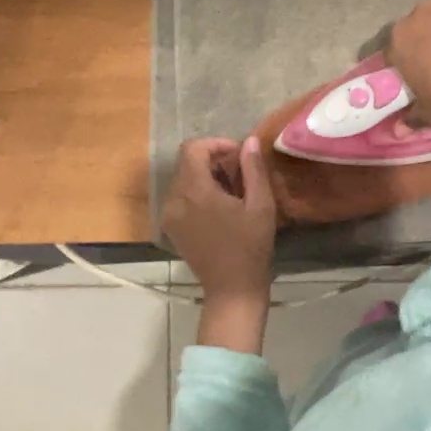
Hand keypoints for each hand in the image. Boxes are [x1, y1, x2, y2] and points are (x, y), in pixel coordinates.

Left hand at [162, 137, 275, 352]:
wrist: (232, 289)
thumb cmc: (251, 247)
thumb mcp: (261, 206)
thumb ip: (254, 169)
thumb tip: (249, 141)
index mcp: (195, 190)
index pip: (193, 149)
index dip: (216, 145)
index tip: (238, 155)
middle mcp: (174, 199)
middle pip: (187, 164)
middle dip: (212, 161)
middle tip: (239, 175)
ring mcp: (169, 215)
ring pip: (183, 181)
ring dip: (205, 178)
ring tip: (231, 193)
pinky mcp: (171, 228)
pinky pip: (180, 199)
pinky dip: (197, 195)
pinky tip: (218, 210)